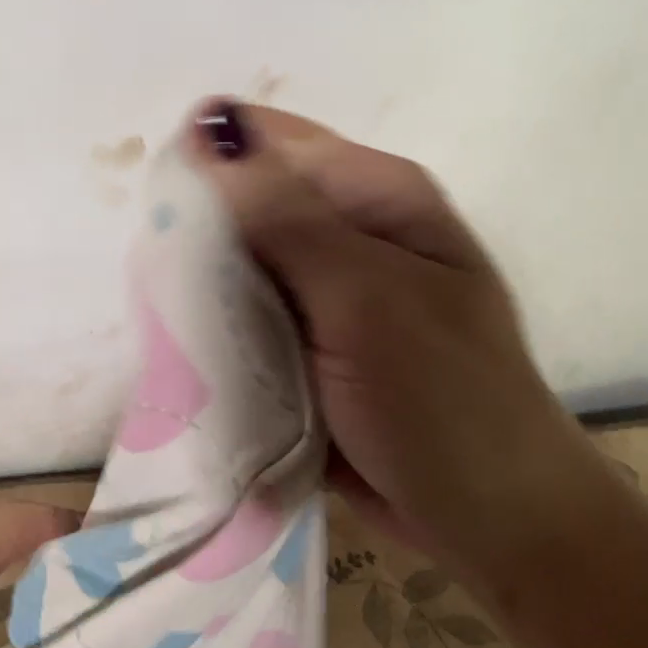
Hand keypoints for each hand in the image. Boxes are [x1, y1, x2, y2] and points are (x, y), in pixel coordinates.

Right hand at [187, 100, 608, 561]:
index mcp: (379, 197)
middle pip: (248, 209)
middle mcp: (351, 235)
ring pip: (239, 271)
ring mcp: (328, 297)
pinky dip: (218, 338)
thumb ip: (286, 220)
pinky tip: (192, 358)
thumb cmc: (442, 401)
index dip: (207, 170)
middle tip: (164, 290)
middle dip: (198, 240)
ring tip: (174, 331)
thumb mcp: (366, 300)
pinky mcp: (309, 350)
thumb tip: (211, 128)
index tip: (160, 221)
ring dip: (203, 295)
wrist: (487, 519)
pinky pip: (246, 325)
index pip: (269, 146)